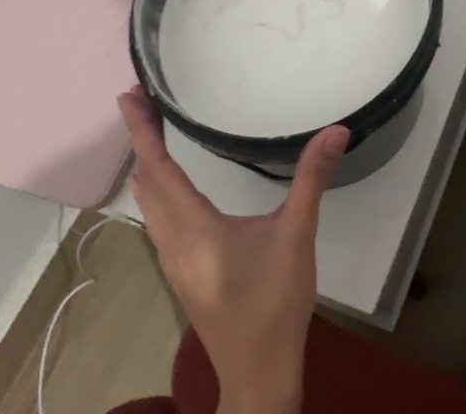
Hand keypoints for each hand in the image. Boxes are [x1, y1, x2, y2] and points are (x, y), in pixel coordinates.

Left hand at [119, 88, 347, 413]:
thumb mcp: (297, 236)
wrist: (259, 369)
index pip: (158, 168)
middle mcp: (172, 241)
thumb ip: (312, 180)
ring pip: (148, 203)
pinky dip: (157, 189)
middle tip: (143, 103)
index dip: (143, 131)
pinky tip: (172, 187)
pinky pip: (158, 218)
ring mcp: (173, 260)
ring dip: (147, 166)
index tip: (129, 96)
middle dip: (141, 140)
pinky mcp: (183, 271)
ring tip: (153, 135)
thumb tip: (336, 130)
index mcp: (192, 228)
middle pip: (146, 183)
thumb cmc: (273, 302)